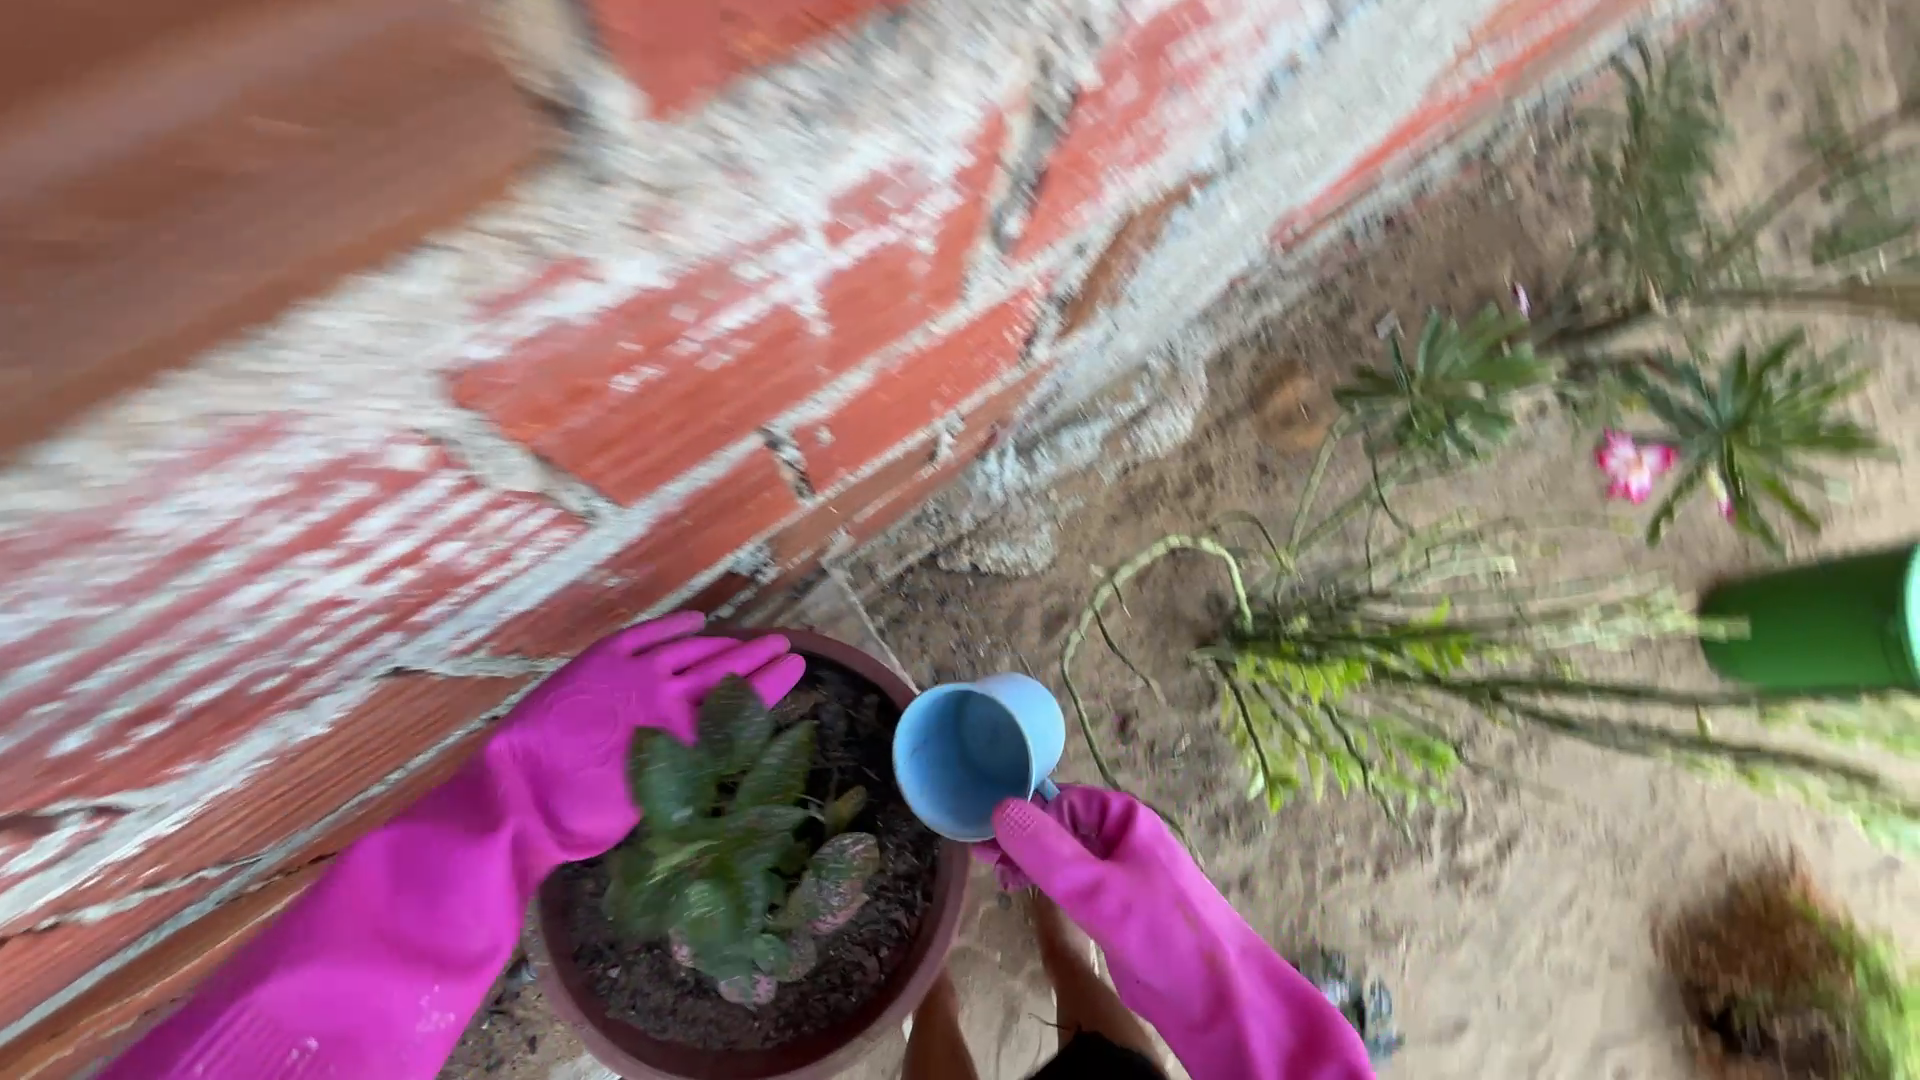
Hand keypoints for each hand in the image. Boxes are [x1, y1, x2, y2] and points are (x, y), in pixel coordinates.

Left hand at [494, 612, 805, 858]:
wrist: (520, 796)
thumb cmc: (586, 815)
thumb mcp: (652, 799)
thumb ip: (684, 762)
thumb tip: (707, 743)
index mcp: (686, 734)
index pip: (742, 700)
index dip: (773, 681)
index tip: (796, 663)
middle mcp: (669, 695)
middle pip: (724, 668)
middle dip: (757, 654)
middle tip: (781, 642)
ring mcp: (636, 672)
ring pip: (692, 649)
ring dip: (723, 641)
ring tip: (746, 636)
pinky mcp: (604, 659)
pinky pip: (648, 634)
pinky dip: (674, 626)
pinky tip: (697, 621)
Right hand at [981, 785, 1374, 1079]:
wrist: (1219, 1002)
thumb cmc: (1164, 934)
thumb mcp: (1099, 891)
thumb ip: (1048, 852)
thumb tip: (999, 807)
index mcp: (1122, 816)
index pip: (1057, 799)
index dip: (1019, 815)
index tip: (984, 838)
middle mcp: (1118, 835)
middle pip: (1056, 823)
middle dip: (1019, 839)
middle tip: (983, 862)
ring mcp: (1116, 870)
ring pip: (1059, 853)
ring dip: (1027, 860)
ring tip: (998, 880)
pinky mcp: (1112, 904)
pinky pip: (1069, 880)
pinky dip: (1043, 882)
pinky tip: (1021, 892)